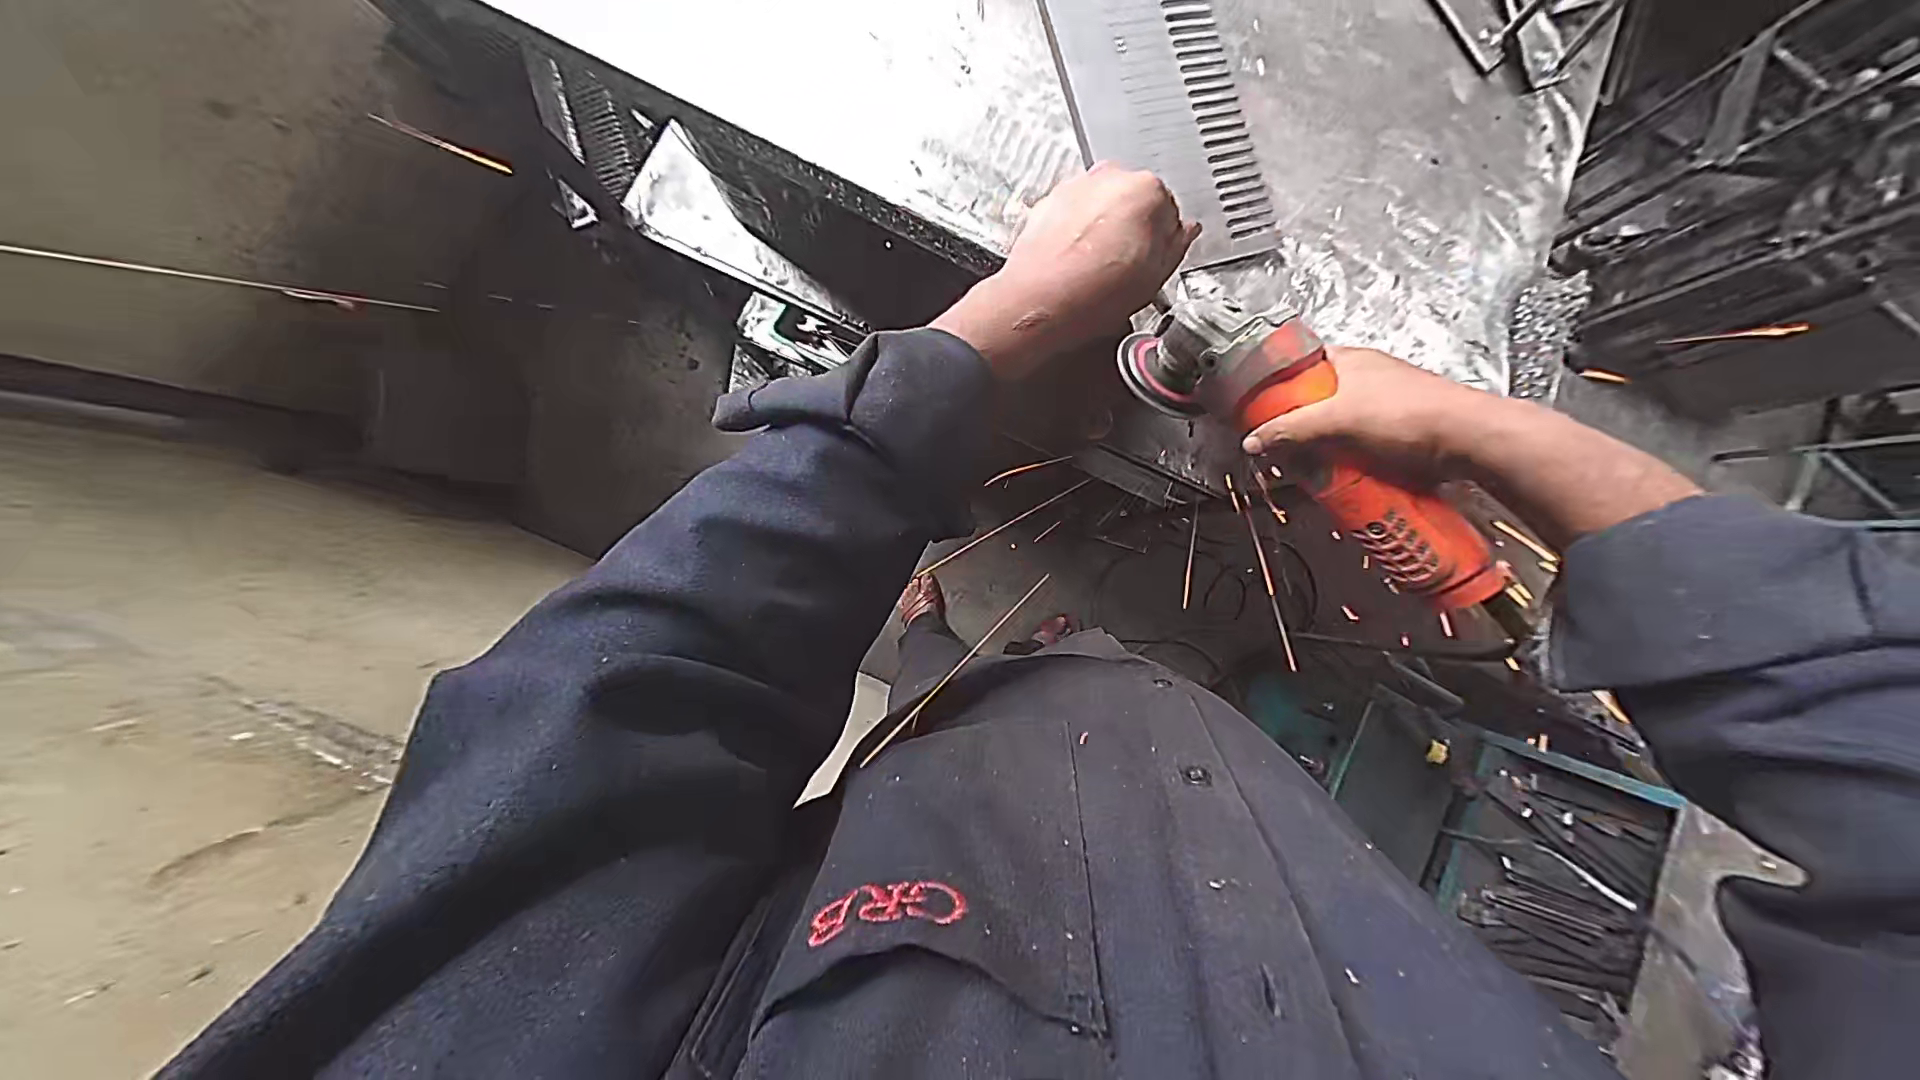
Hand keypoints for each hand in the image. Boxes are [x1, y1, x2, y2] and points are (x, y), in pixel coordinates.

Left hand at [932, 163, 1198, 378]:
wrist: (1039, 304)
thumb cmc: (1090, 294)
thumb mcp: (1154, 278)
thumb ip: (1175, 246)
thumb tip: (1183, 234)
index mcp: (1148, 189)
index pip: (1168, 211)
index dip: (1161, 242)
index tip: (1153, 260)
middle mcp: (1110, 177)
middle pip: (1132, 203)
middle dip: (1130, 231)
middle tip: (1125, 269)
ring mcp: (1075, 188)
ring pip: (1099, 208)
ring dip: (1101, 232)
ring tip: (1096, 272)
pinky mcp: (1046, 204)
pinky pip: (1070, 218)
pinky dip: (1073, 236)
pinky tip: (1073, 266)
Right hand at [1240, 346, 1502, 478]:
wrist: (1469, 442)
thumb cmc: (1409, 415)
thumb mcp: (1335, 420)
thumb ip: (1289, 429)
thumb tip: (1252, 441)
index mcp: (1349, 360)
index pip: (1300, 364)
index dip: (1276, 383)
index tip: (1257, 405)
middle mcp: (1365, 377)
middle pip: (1313, 399)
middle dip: (1294, 422)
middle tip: (1277, 441)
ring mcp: (1382, 404)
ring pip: (1334, 423)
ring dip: (1317, 443)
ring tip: (1301, 462)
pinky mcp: (1395, 430)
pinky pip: (1354, 442)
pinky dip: (1340, 456)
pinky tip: (1332, 471)